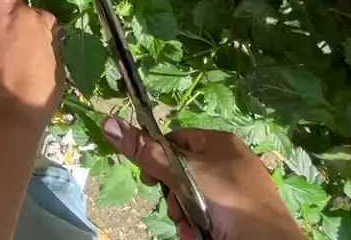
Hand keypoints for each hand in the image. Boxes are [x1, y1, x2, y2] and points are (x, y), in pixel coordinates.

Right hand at [102, 118, 305, 239]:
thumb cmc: (229, 200)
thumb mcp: (184, 172)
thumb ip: (146, 151)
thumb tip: (108, 121)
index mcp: (220, 142)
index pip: (176, 140)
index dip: (158, 158)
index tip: (149, 178)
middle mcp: (229, 163)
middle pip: (182, 173)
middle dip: (173, 195)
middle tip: (175, 209)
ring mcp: (238, 194)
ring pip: (194, 200)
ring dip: (185, 216)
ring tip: (190, 229)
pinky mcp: (242, 220)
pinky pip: (210, 218)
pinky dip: (200, 229)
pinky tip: (199, 238)